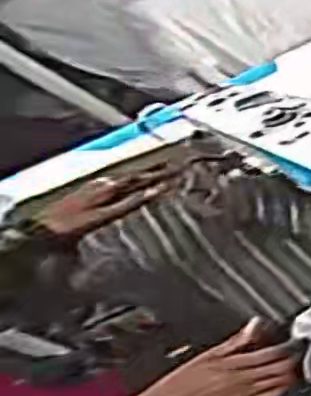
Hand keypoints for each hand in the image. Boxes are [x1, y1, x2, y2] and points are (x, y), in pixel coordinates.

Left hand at [38, 165, 177, 238]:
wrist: (41, 230)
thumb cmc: (76, 224)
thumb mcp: (109, 214)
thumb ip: (135, 201)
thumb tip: (162, 189)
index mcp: (110, 187)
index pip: (144, 178)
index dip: (164, 173)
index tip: (184, 170)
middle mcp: (102, 183)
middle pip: (135, 175)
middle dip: (156, 170)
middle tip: (177, 166)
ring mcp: (93, 186)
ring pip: (125, 177)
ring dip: (143, 173)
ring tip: (159, 171)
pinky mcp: (87, 191)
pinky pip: (115, 181)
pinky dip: (129, 180)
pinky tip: (130, 182)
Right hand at [131, 320, 299, 395]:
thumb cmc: (181, 381)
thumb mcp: (207, 356)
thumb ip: (237, 341)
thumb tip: (255, 324)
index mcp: (231, 364)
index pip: (272, 353)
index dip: (289, 346)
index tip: (295, 341)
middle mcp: (241, 379)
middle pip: (282, 366)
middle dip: (295, 357)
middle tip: (298, 351)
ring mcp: (244, 392)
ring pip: (281, 380)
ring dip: (293, 371)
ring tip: (293, 363)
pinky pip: (272, 395)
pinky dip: (284, 385)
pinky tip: (285, 379)